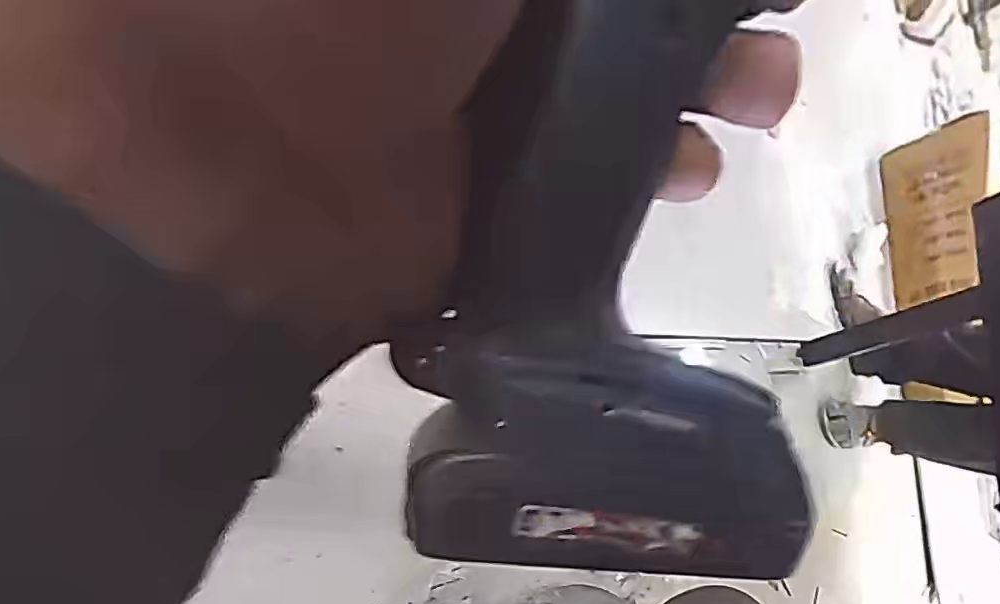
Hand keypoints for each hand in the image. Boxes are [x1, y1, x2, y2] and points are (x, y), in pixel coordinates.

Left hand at [0, 0, 800, 355]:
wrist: (225, 173)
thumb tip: (612, 13)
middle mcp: (480, 6)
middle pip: (623, 7)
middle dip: (709, 11)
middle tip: (773, 21)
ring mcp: (488, 94)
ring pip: (627, 80)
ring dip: (704, 80)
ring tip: (760, 98)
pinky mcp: (495, 190)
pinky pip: (596, 175)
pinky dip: (653, 170)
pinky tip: (692, 174)